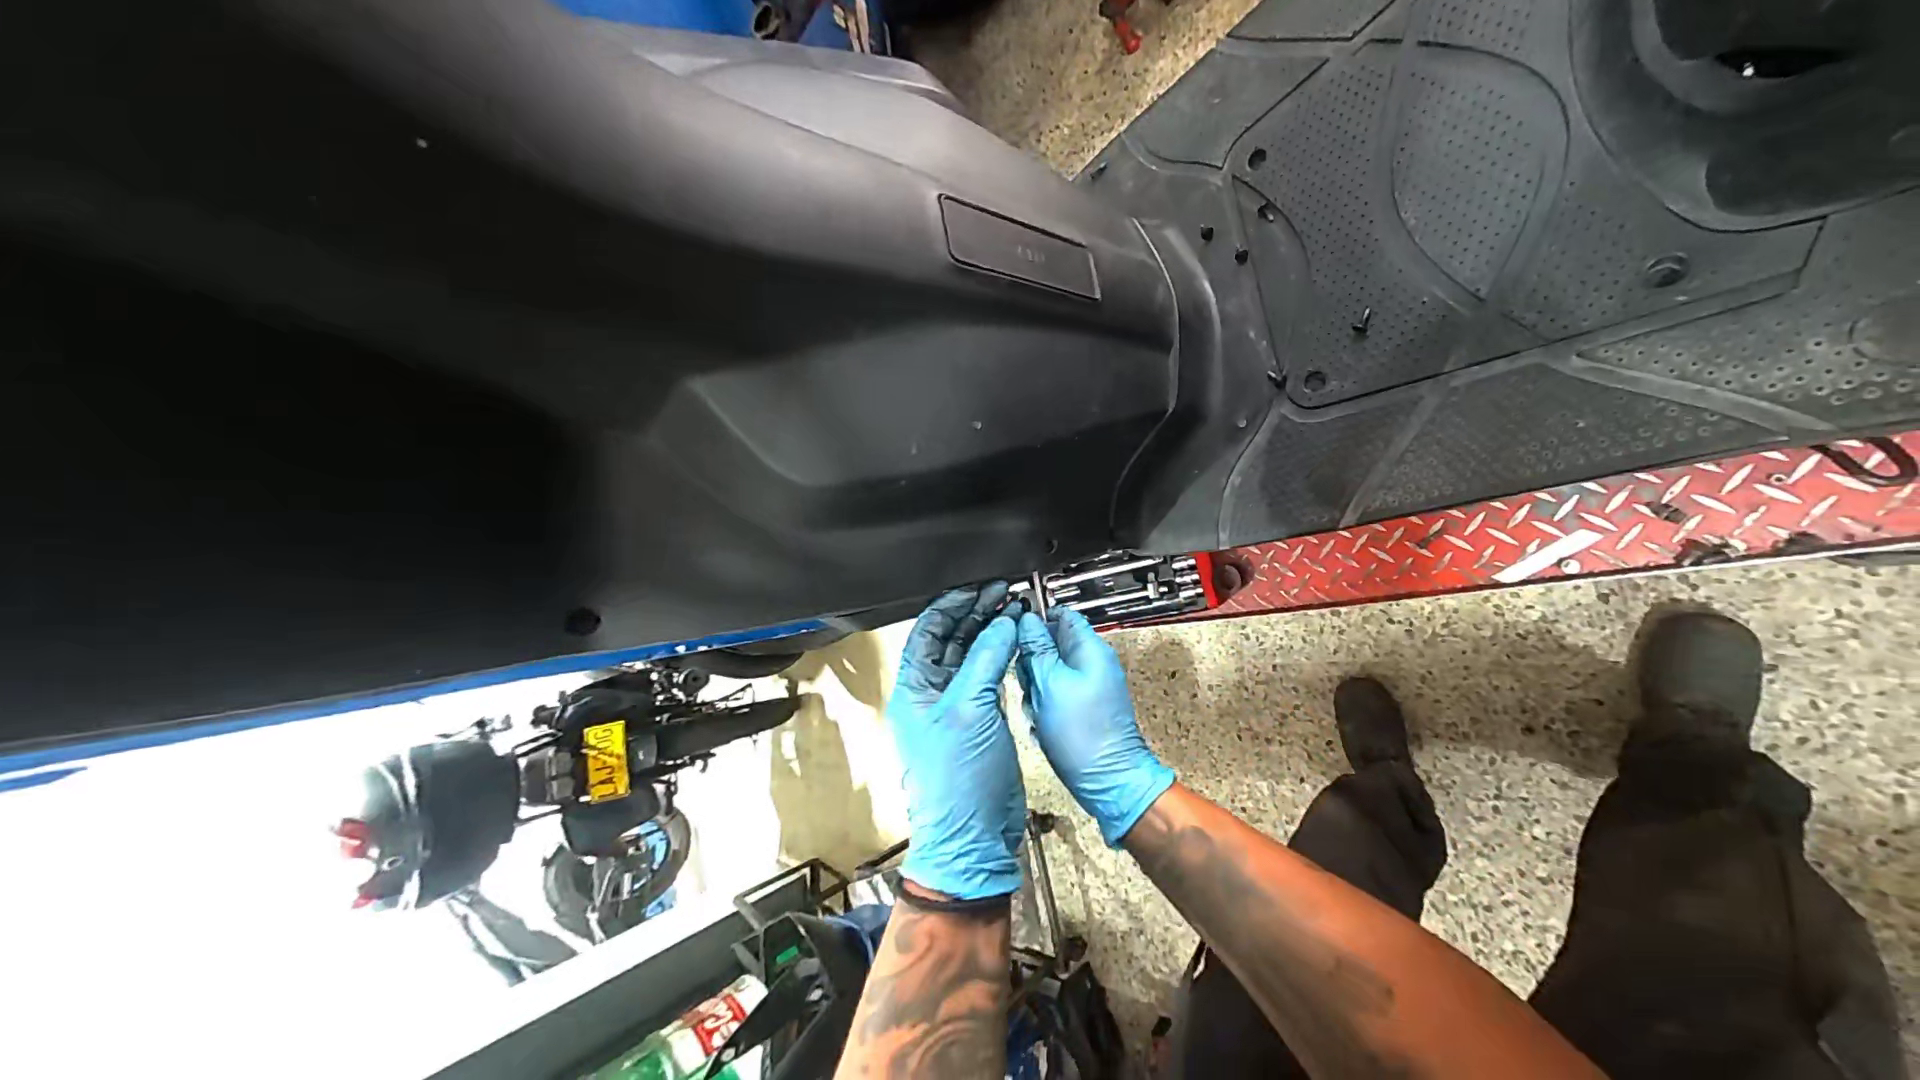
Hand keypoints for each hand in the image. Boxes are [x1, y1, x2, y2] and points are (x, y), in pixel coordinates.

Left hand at [887, 583, 1026, 899]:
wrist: (974, 834)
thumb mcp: (968, 711)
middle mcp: (933, 694)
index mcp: (914, 688)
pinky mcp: (982, 720)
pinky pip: (990, 678)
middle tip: (1004, 593)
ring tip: (1016, 609)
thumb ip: (984, 662)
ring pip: (974, 658)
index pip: (927, 632)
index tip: (977, 589)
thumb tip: (1001, 624)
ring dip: (993, 634)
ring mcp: (959, 707)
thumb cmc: (956, 780)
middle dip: (977, 615)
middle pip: (952, 641)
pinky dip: (1003, 659)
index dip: (950, 606)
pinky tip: (1017, 643)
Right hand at [1015, 609, 1173, 846]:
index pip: (1062, 615)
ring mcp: (1086, 687)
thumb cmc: (1081, 732)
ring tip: (1035, 706)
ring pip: (1047, 671)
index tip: (1014, 633)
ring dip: (1034, 686)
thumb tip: (1027, 619)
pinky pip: (1053, 694)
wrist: (1106, 780)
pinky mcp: (1080, 708)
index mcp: (1090, 649)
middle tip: (1027, 681)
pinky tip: (1040, 721)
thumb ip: (1036, 647)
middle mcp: (1091, 663)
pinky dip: (1043, 704)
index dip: (1037, 620)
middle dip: (1031, 660)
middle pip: (1051, 644)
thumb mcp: (1049, 683)